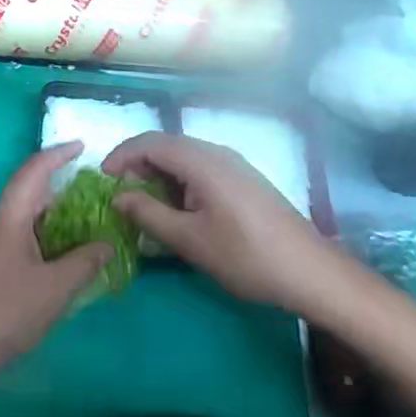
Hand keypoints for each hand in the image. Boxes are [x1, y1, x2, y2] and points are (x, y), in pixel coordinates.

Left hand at [0, 142, 110, 382]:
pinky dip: (38, 233)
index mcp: (8, 213)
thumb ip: (85, 262)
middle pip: (27, 189)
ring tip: (81, 221)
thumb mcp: (56, 288)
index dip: (58, 153)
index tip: (82, 146)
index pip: (34, 169)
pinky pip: (14, 232)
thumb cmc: (6, 311)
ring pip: (21, 213)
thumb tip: (107, 244)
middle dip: (58, 185)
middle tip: (92, 190)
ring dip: (49, 213)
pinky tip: (56, 252)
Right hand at [104, 131, 350, 315]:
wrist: (312, 273)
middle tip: (120, 190)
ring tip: (144, 200)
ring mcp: (234, 165)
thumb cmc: (246, 256)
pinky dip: (179, 179)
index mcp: (202, 162)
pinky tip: (178, 206)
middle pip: (167, 145)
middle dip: (138, 163)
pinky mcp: (244, 180)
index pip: (150, 143)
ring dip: (159, 172)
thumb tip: (118, 196)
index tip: (103, 178)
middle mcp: (218, 153)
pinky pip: (201, 167)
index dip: (122, 155)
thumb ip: (148, 213)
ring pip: (184, 156)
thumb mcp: (189, 240)